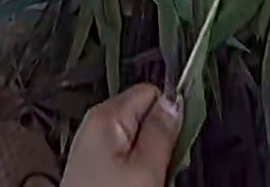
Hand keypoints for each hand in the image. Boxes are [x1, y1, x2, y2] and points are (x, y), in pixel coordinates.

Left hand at [61, 83, 182, 186]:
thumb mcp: (145, 171)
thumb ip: (161, 130)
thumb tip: (174, 97)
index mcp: (106, 114)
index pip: (150, 92)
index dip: (169, 115)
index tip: (178, 143)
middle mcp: (96, 125)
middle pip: (143, 117)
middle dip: (159, 142)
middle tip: (162, 173)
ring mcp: (92, 149)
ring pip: (136, 142)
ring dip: (150, 162)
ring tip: (149, 185)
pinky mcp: (92, 172)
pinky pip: (124, 160)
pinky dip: (136, 174)